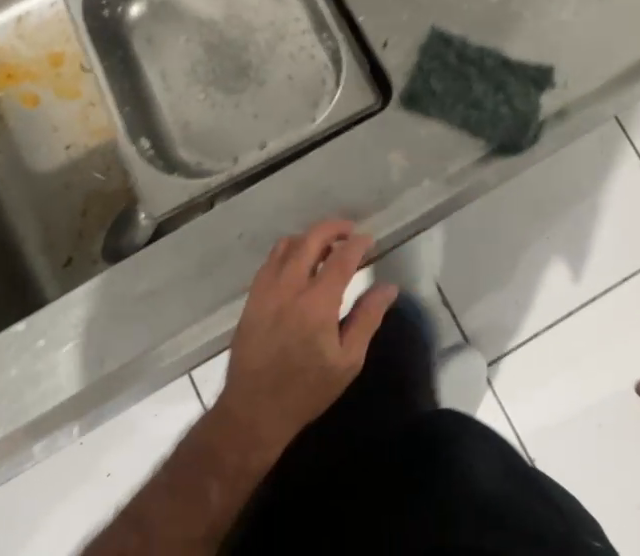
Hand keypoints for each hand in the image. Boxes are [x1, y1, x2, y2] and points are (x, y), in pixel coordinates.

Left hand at [211, 219, 398, 453]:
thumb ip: (368, 318)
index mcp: (316, 304)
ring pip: (286, 245)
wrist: (254, 411)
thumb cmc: (307, 390)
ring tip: (326, 246)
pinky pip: (270, 261)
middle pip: (310, 240)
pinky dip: (288, 252)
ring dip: (309, 238)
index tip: (370, 240)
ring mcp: (265, 291)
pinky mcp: (251, 299)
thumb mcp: (348, 361)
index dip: (358, 244)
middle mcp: (289, 288)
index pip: (341, 258)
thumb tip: (389, 287)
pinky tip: (299, 264)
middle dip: (333, 228)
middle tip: (350, 232)